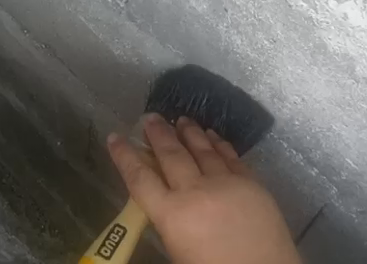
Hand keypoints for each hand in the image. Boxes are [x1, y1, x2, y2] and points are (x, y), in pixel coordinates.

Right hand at [105, 114, 301, 263]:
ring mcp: (226, 184)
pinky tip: (212, 136)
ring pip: (202, 148)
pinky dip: (218, 143)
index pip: (140, 178)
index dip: (124, 156)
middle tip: (150, 117)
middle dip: (158, 133)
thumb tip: (165, 205)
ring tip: (181, 119)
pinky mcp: (252, 185)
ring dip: (189, 132)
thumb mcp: (180, 256)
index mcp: (173, 216)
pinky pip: (230, 157)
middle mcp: (196, 192)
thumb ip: (170, 227)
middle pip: (171, 154)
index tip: (114, 136)